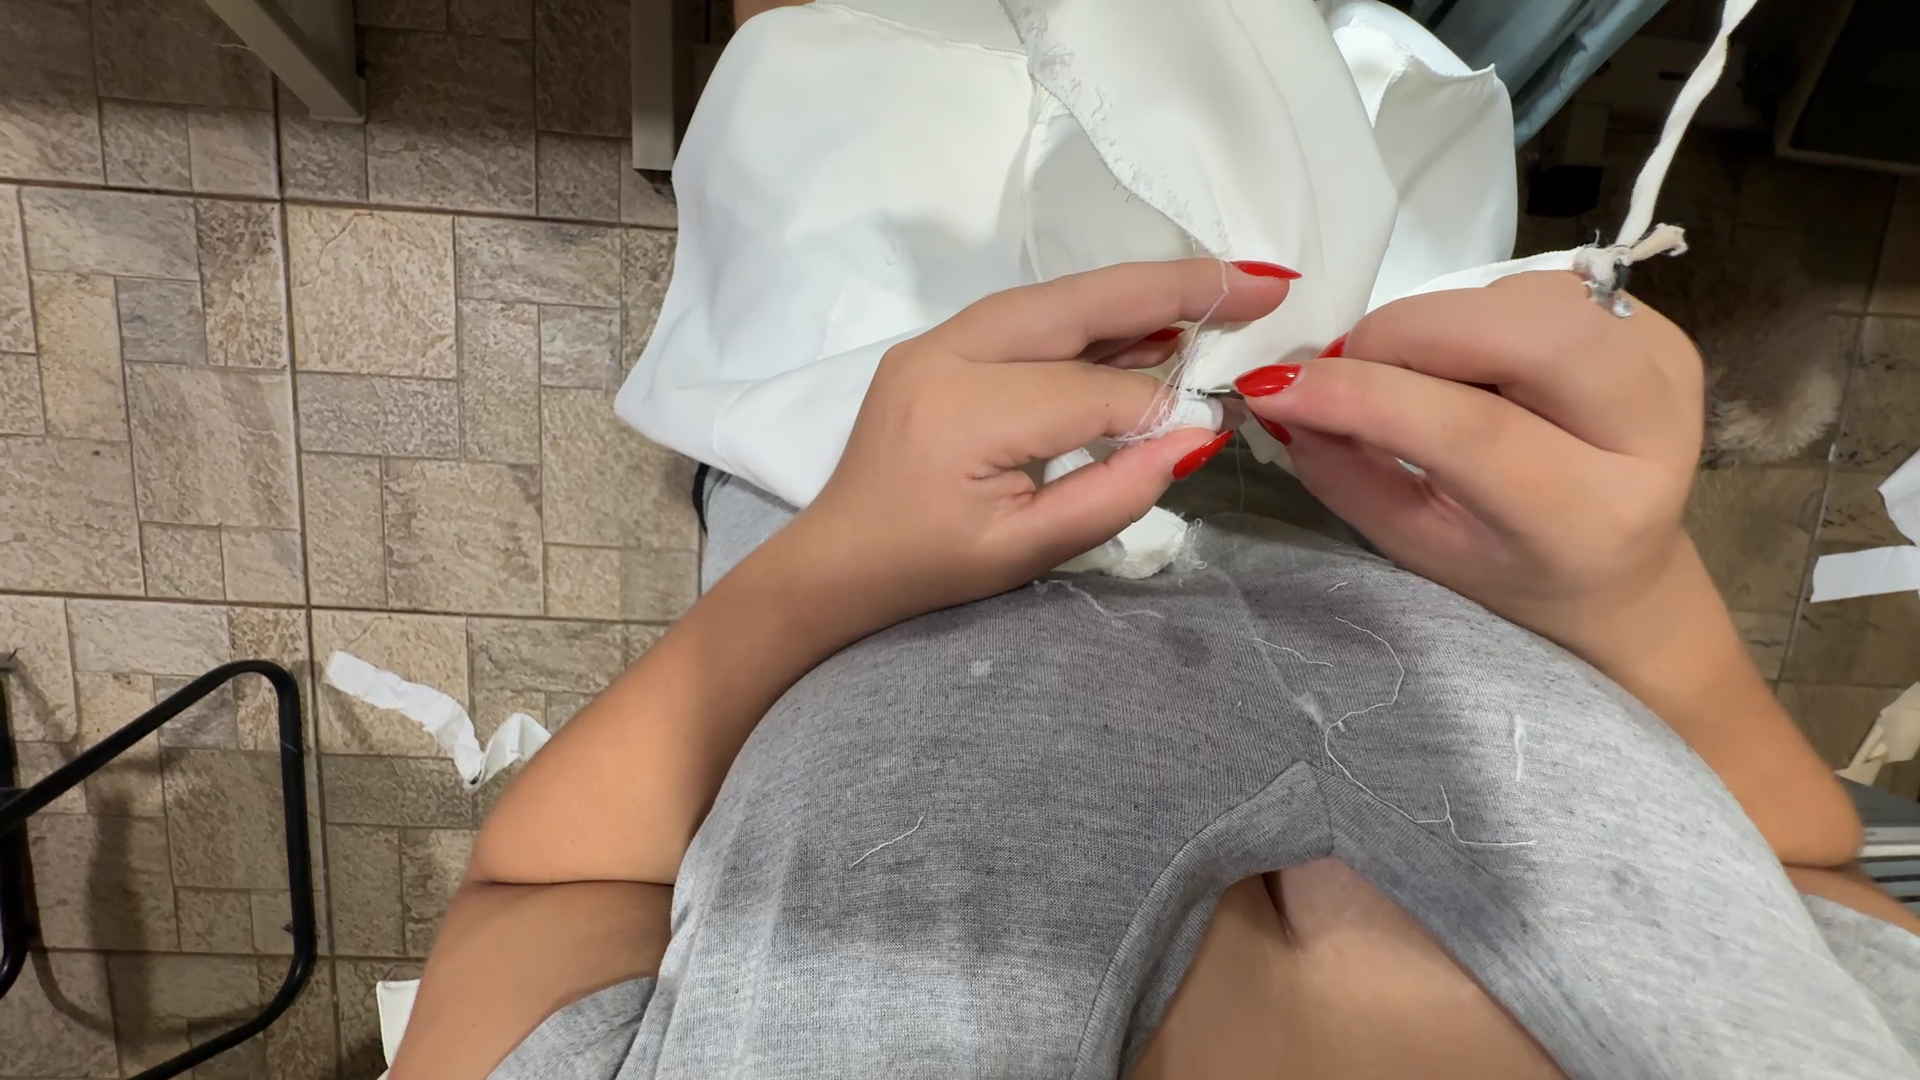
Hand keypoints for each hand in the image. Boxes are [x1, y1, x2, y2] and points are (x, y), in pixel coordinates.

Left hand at [778, 258, 1293, 638]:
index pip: (1090, 394)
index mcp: (965, 414)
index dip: (1156, 409)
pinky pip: (1027, 318)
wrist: (837, 561)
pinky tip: (1141, 322)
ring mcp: (934, 342)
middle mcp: (946, 355)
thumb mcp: (1025, 552)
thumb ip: (1114, 494)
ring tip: (1218, 293)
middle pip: (1077, 304)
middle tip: (1264, 282)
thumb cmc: (927, 569)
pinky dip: (1090, 318)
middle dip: (1177, 287)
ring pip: (1054, 299)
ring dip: (1137, 293)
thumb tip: (1199, 434)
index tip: (1209, 425)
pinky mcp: (935, 346)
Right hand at [1236, 271, 1702, 674]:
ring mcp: (1669, 365)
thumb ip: (1344, 473)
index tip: (1272, 388)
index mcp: (1586, 518)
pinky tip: (1457, 363)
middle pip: (1523, 334)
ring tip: (1403, 377)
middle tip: (1342, 369)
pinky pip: (1538, 288)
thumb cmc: (1498, 569)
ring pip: (1525, 298)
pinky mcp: (1660, 326)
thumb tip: (1283, 399)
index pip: (1467, 430)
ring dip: (1432, 324)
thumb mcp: (1409, 543)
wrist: (1615, 568)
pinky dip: (1466, 314)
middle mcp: (1653, 431)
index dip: (1358, 395)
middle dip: (1400, 335)